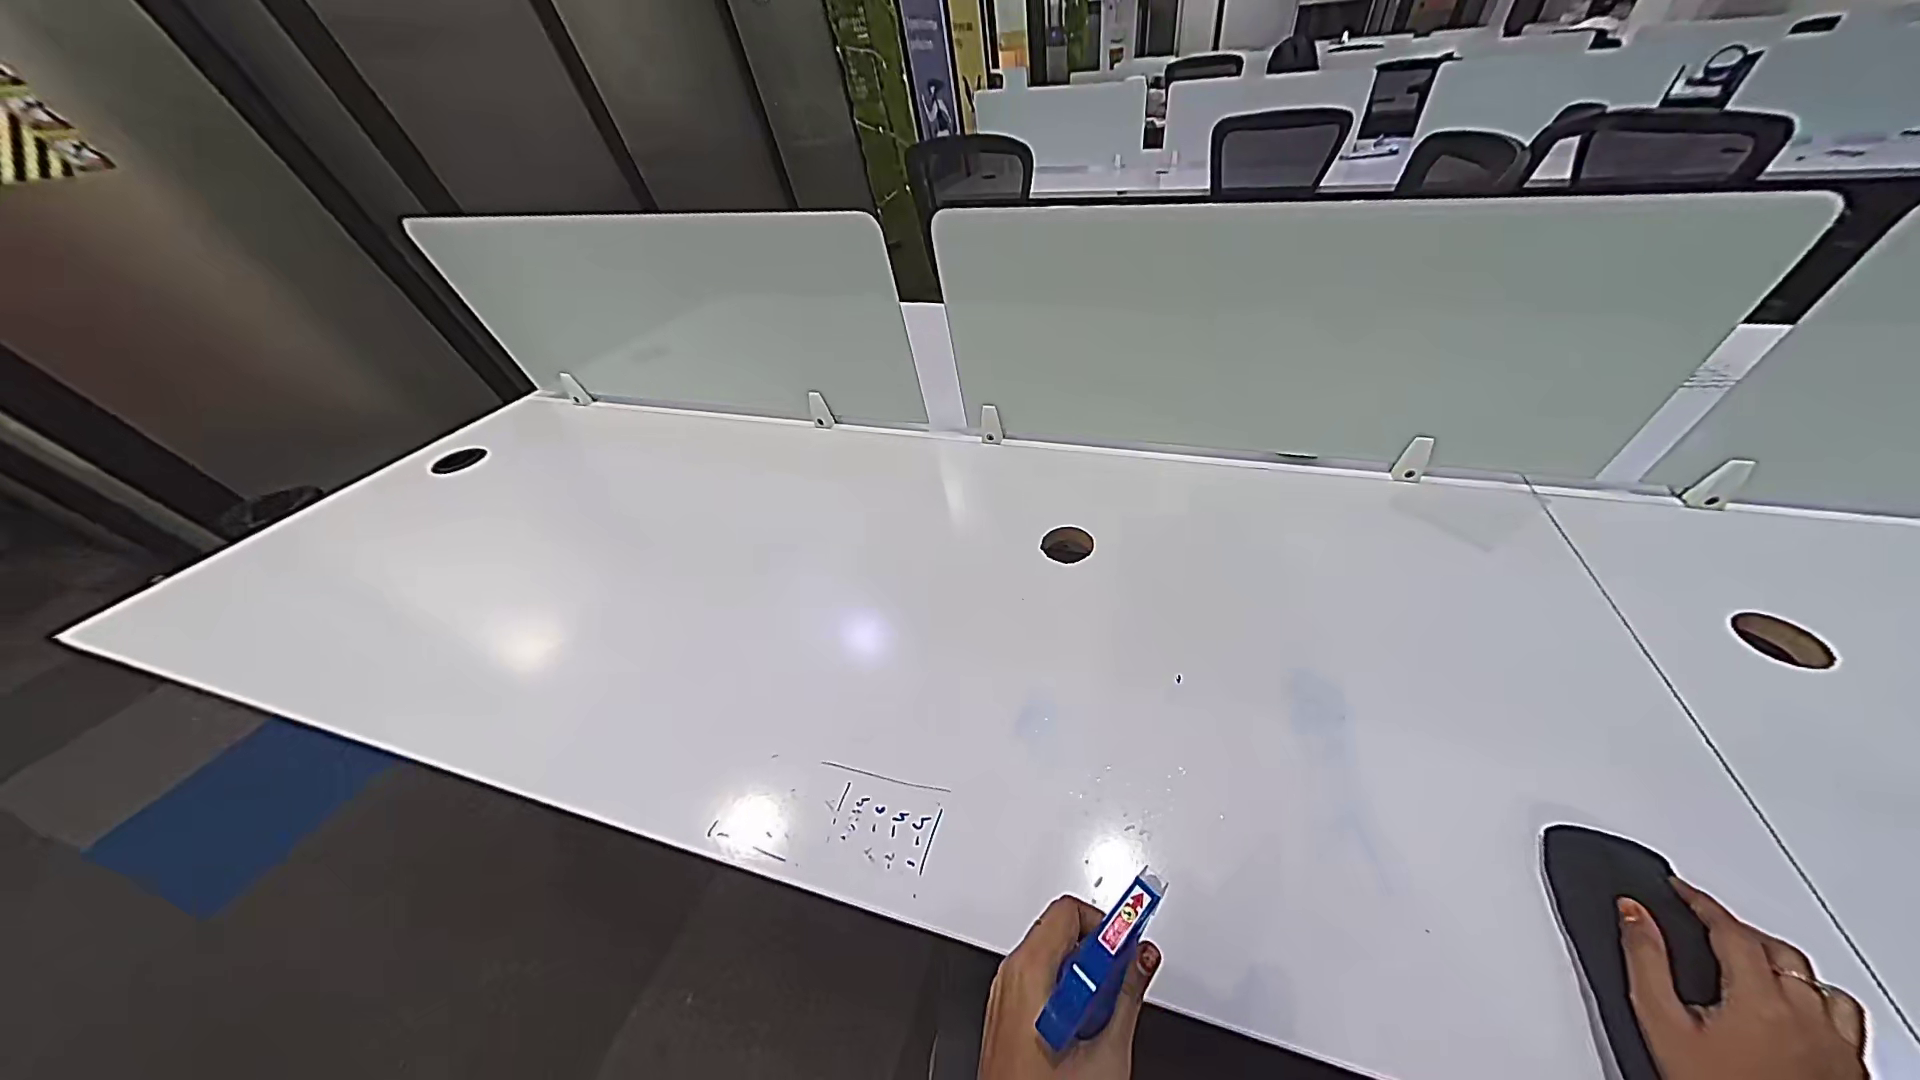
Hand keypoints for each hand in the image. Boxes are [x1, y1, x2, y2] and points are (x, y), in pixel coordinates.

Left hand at [979, 895, 1161, 1079]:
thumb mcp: (1106, 1050)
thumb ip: (1127, 994)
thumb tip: (1142, 958)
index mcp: (1029, 971)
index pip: (1069, 912)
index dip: (1107, 924)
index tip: (1132, 938)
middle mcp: (1011, 974)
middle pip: (1059, 929)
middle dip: (1097, 950)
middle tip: (1123, 977)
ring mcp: (1005, 992)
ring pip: (1051, 954)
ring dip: (1084, 972)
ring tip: (1104, 1011)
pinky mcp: (1006, 1010)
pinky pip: (1039, 977)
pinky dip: (1066, 987)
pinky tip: (1083, 1026)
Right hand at [1620, 877, 1866, 1079]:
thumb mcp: (1658, 1016)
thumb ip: (1644, 957)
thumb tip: (1632, 911)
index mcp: (1761, 1000)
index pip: (1733, 931)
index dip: (1701, 902)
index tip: (1680, 889)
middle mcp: (1810, 1020)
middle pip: (1780, 952)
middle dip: (1737, 926)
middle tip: (1704, 917)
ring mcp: (1839, 1050)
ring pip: (1821, 984)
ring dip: (1782, 960)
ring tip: (1752, 954)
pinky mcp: (1852, 1072)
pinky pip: (1846, 1019)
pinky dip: (1817, 996)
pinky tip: (1796, 1002)